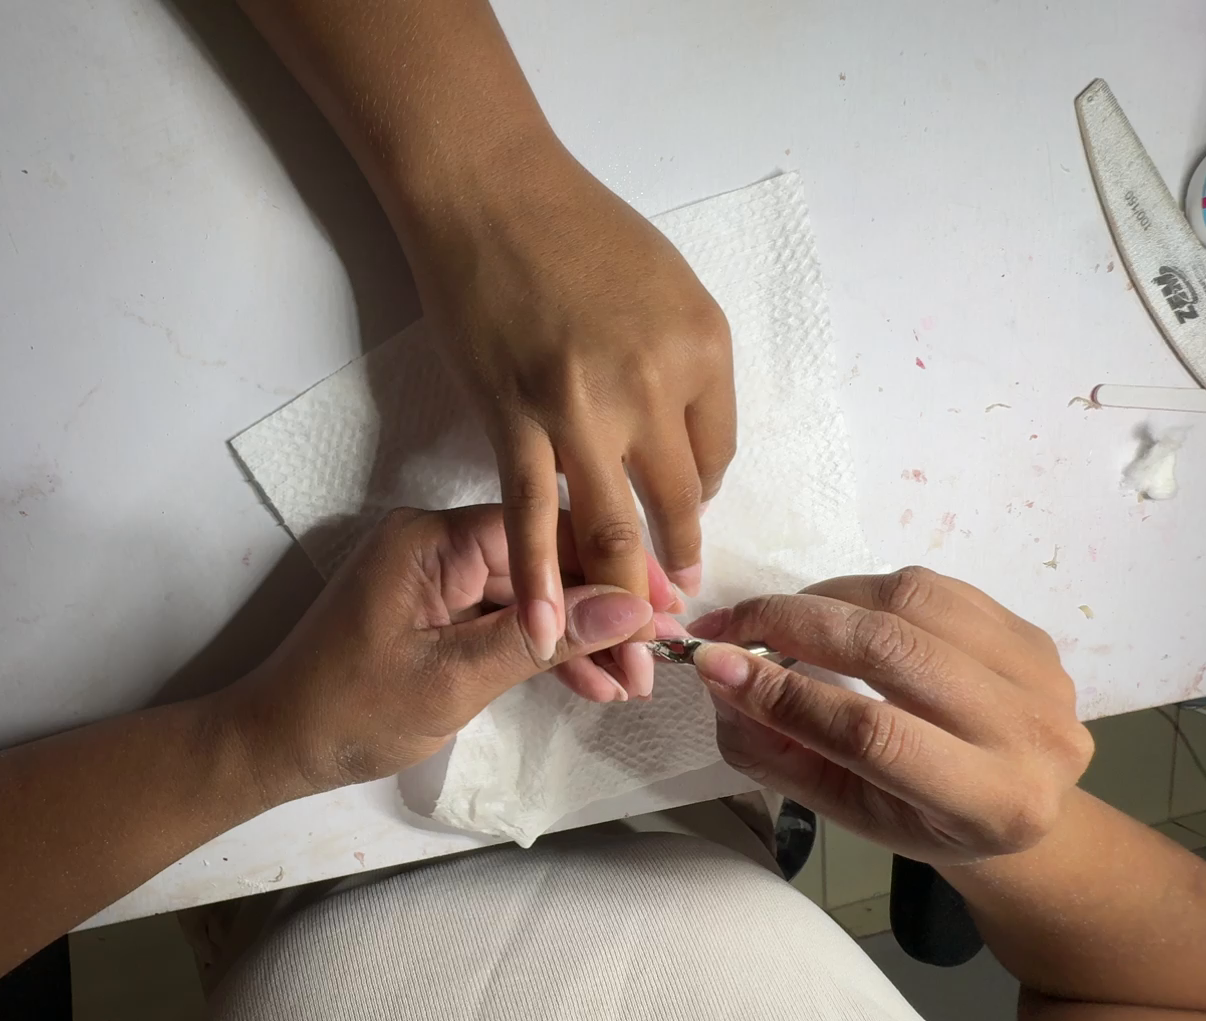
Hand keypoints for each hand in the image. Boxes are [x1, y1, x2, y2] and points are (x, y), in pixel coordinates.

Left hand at [222, 505, 653, 800]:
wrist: (279, 744)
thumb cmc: (353, 711)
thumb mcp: (454, 679)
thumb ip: (542, 641)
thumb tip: (629, 608)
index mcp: (430, 539)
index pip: (540, 529)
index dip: (609, 567)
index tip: (664, 611)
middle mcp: (436, 543)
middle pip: (541, 562)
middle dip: (599, 613)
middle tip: (652, 661)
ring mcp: (438, 577)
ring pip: (530, 594)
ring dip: (577, 637)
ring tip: (629, 684)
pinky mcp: (439, 609)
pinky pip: (503, 618)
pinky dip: (541, 650)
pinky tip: (588, 683)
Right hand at [404, 149, 734, 660]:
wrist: (489, 196)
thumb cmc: (579, 231)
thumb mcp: (666, 285)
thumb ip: (683, 366)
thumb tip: (674, 443)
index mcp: (704, 346)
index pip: (716, 455)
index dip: (697, 497)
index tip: (675, 514)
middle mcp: (653, 385)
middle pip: (676, 501)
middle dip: (675, 564)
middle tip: (669, 611)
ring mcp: (582, 409)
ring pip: (612, 523)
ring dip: (621, 589)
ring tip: (625, 639)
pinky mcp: (514, 423)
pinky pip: (535, 515)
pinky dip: (540, 579)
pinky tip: (545, 630)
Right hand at [684, 567, 1093, 863]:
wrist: (1011, 799)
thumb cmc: (907, 811)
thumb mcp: (828, 802)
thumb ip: (766, 746)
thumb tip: (719, 671)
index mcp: (985, 803)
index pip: (869, 734)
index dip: (781, 693)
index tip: (711, 662)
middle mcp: (1031, 737)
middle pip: (890, 651)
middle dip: (789, 625)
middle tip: (727, 626)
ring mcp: (1040, 675)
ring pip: (907, 601)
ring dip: (820, 600)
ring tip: (780, 621)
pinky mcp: (1030, 632)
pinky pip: (927, 585)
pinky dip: (859, 589)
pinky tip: (836, 613)